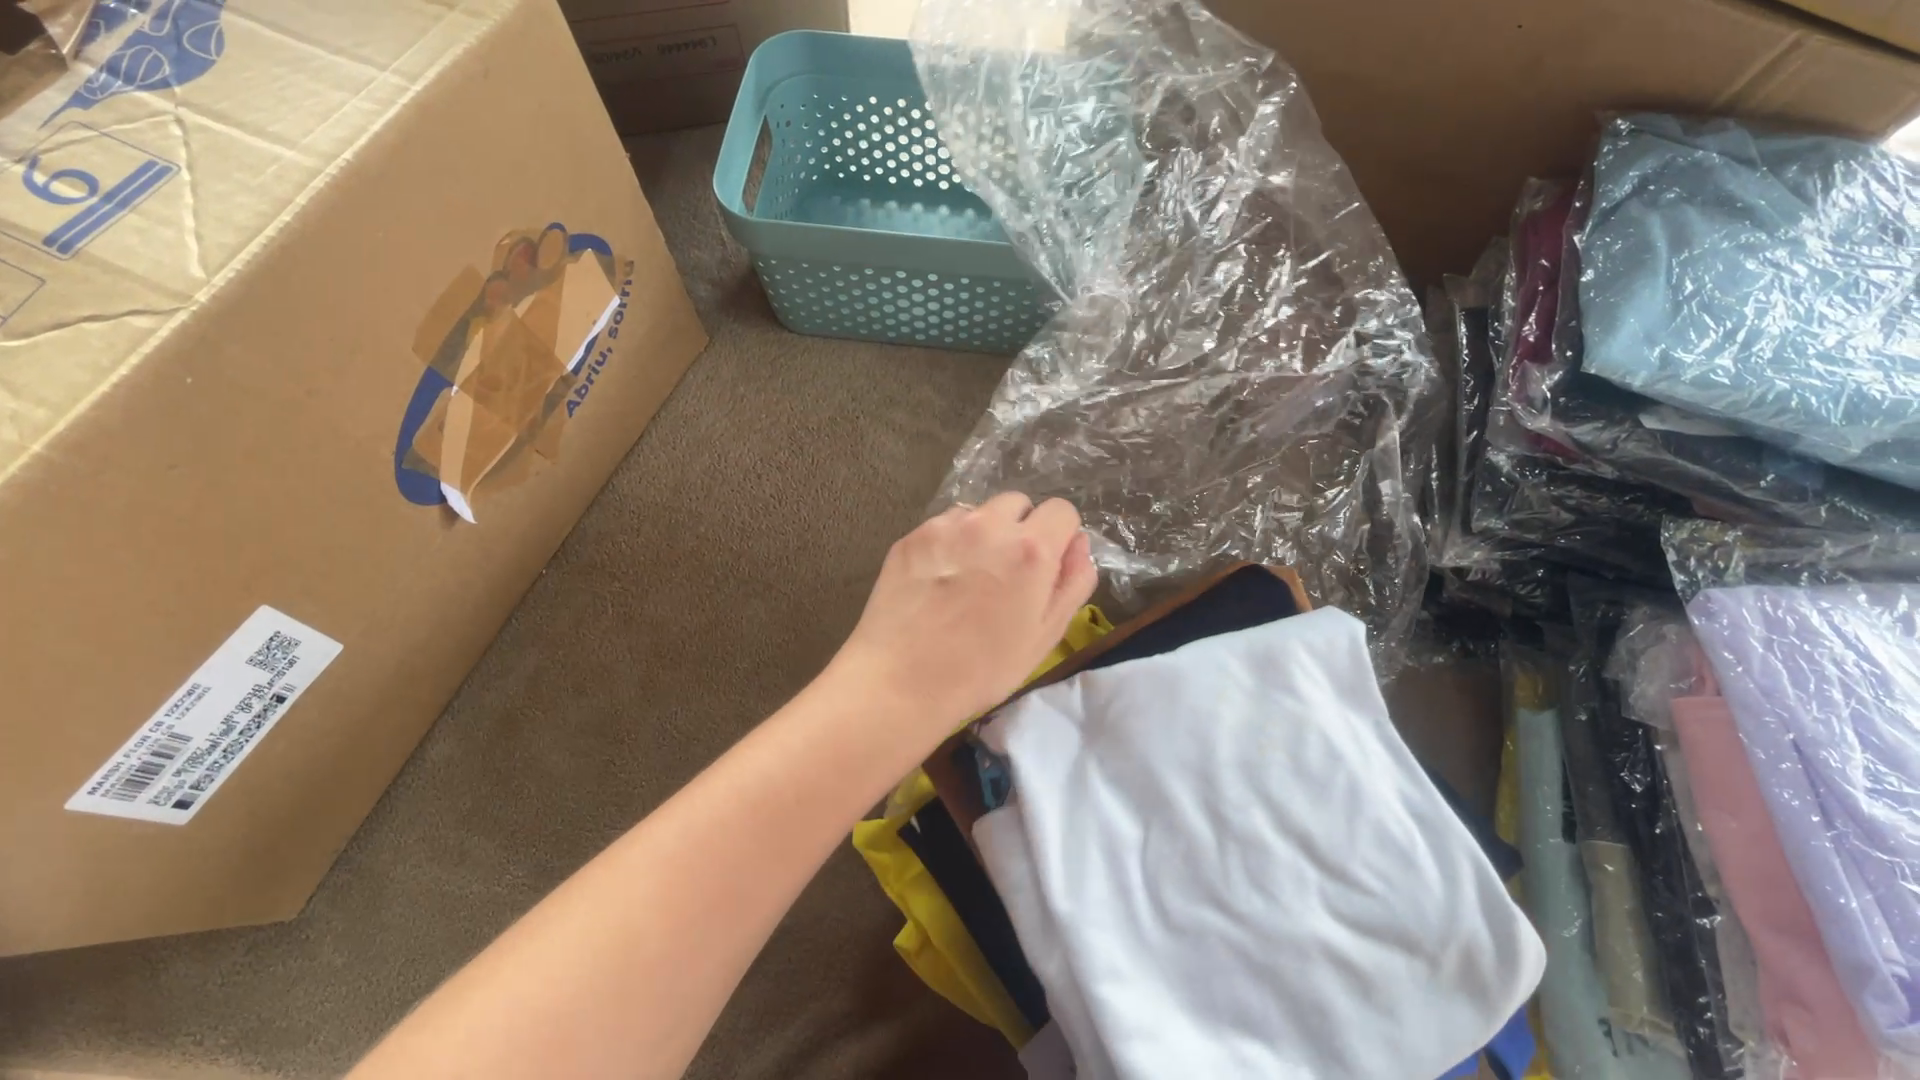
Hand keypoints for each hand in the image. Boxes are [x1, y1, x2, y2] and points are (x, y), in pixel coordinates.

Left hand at [829, 493, 1097, 740]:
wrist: (900, 682)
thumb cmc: (982, 669)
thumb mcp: (1045, 636)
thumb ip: (1072, 582)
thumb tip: (1078, 545)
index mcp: (1030, 549)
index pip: (1062, 511)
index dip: (1059, 538)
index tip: (1046, 567)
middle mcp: (988, 525)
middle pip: (1018, 504)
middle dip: (1021, 530)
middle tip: (1007, 575)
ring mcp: (944, 527)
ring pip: (978, 513)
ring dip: (983, 534)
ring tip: (968, 579)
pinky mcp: (910, 536)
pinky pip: (943, 527)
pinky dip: (949, 545)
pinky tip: (938, 583)